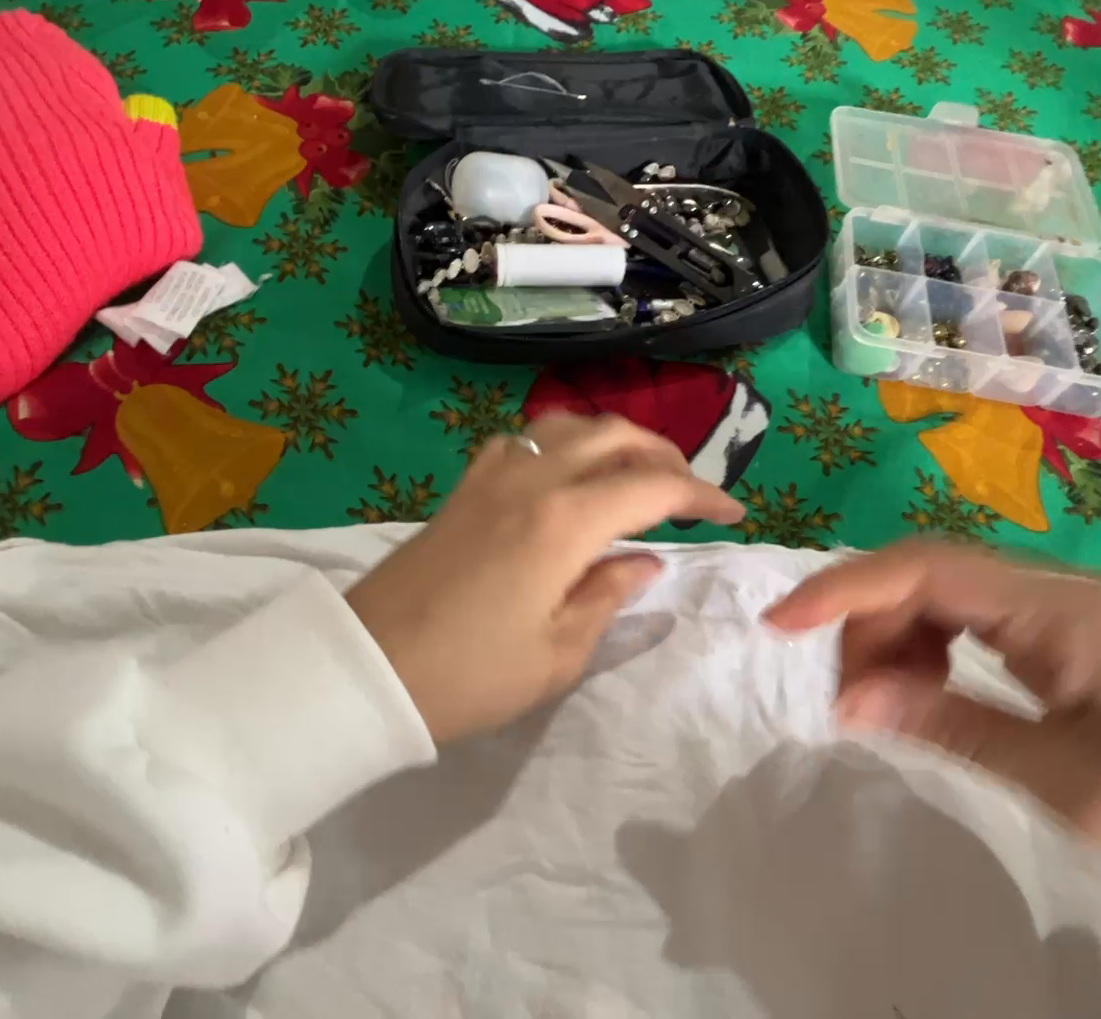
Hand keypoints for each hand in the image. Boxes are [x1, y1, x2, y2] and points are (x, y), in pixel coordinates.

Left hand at [346, 413, 743, 743]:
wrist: (368, 666)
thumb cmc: (469, 675)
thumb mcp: (557, 653)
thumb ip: (609, 594)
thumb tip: (645, 560)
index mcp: (565, 521)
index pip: (653, 489)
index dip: (701, 497)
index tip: (732, 515)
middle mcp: (533, 478)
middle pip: (614, 436)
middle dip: (663, 455)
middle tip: (687, 493)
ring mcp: (492, 474)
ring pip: (569, 425)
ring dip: (614, 440)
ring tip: (635, 475)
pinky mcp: (464, 486)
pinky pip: (525, 438)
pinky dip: (563, 443)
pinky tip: (564, 475)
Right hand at [762, 542, 1100, 934]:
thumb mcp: (1075, 786)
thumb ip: (954, 723)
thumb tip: (851, 697)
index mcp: (1066, 614)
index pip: (926, 570)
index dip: (841, 589)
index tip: (777, 625)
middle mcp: (1062, 593)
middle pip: (928, 574)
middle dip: (866, 624)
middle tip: (845, 701)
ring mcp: (1071, 613)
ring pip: (947, 594)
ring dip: (896, 637)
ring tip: (881, 703)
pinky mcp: (1076, 640)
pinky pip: (978, 622)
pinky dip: (932, 649)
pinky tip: (927, 692)